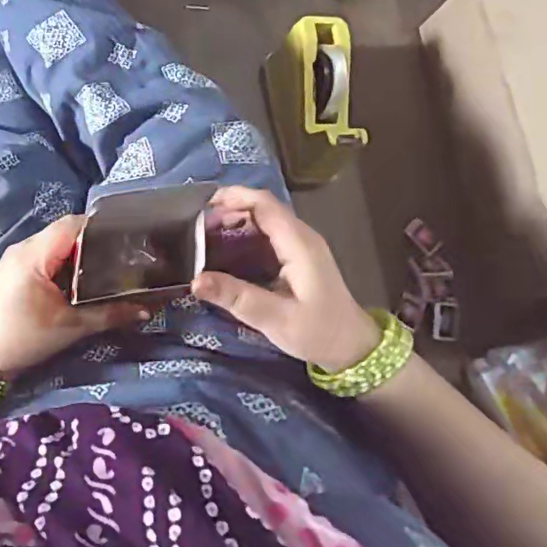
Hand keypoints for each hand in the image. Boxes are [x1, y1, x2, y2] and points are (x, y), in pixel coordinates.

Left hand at [0, 216, 146, 376]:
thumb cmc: (23, 339)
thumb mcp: (70, 327)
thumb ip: (109, 314)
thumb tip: (146, 308)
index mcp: (33, 255)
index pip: (72, 225)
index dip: (101, 229)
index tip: (126, 242)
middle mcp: (24, 248)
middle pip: (66, 230)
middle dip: (95, 240)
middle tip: (124, 256)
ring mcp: (19, 256)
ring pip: (58, 241)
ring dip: (82, 251)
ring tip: (110, 265)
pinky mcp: (18, 267)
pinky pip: (49, 253)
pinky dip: (68, 260)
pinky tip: (87, 276)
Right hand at [192, 186, 378, 371]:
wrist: (352, 347)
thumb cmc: (318, 332)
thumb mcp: (275, 319)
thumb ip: (236, 298)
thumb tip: (195, 281)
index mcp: (299, 244)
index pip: (264, 204)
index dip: (233, 198)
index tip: (200, 207)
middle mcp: (301, 237)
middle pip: (262, 207)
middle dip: (228, 210)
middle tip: (195, 228)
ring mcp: (301, 246)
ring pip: (264, 220)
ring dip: (234, 222)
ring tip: (203, 237)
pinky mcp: (297, 257)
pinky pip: (267, 235)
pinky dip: (243, 235)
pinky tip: (224, 251)